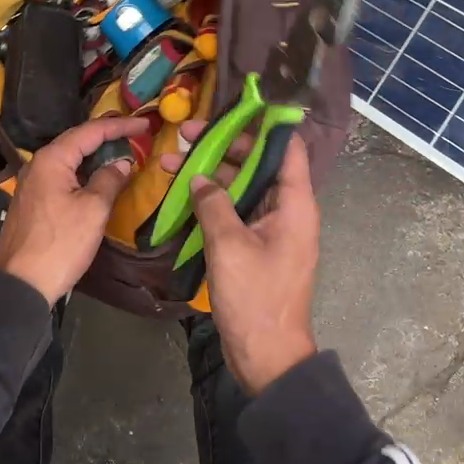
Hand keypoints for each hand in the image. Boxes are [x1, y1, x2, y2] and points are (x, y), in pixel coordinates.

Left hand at [0, 117, 148, 304]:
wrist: (20, 284)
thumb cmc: (60, 244)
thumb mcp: (93, 210)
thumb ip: (110, 179)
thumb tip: (122, 163)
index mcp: (52, 159)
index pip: (91, 131)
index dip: (120, 125)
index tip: (145, 124)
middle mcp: (38, 164)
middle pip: (77, 140)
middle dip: (106, 135)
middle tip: (134, 133)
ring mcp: (32, 183)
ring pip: (69, 159)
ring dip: (95, 154)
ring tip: (121, 151)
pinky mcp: (32, 201)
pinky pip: (62, 175)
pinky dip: (83, 171)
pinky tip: (97, 178)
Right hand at [165, 121, 320, 394]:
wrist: (267, 358)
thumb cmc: (255, 297)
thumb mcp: (229, 245)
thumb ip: (213, 203)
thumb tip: (199, 177)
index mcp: (294, 204)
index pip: (288, 147)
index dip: (266, 123)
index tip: (236, 105)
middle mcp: (287, 210)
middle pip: (257, 163)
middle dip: (222, 145)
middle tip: (184, 133)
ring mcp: (271, 229)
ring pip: (241, 187)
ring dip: (210, 174)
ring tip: (169, 161)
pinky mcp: (255, 246)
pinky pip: (235, 211)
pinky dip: (211, 200)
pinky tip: (181, 194)